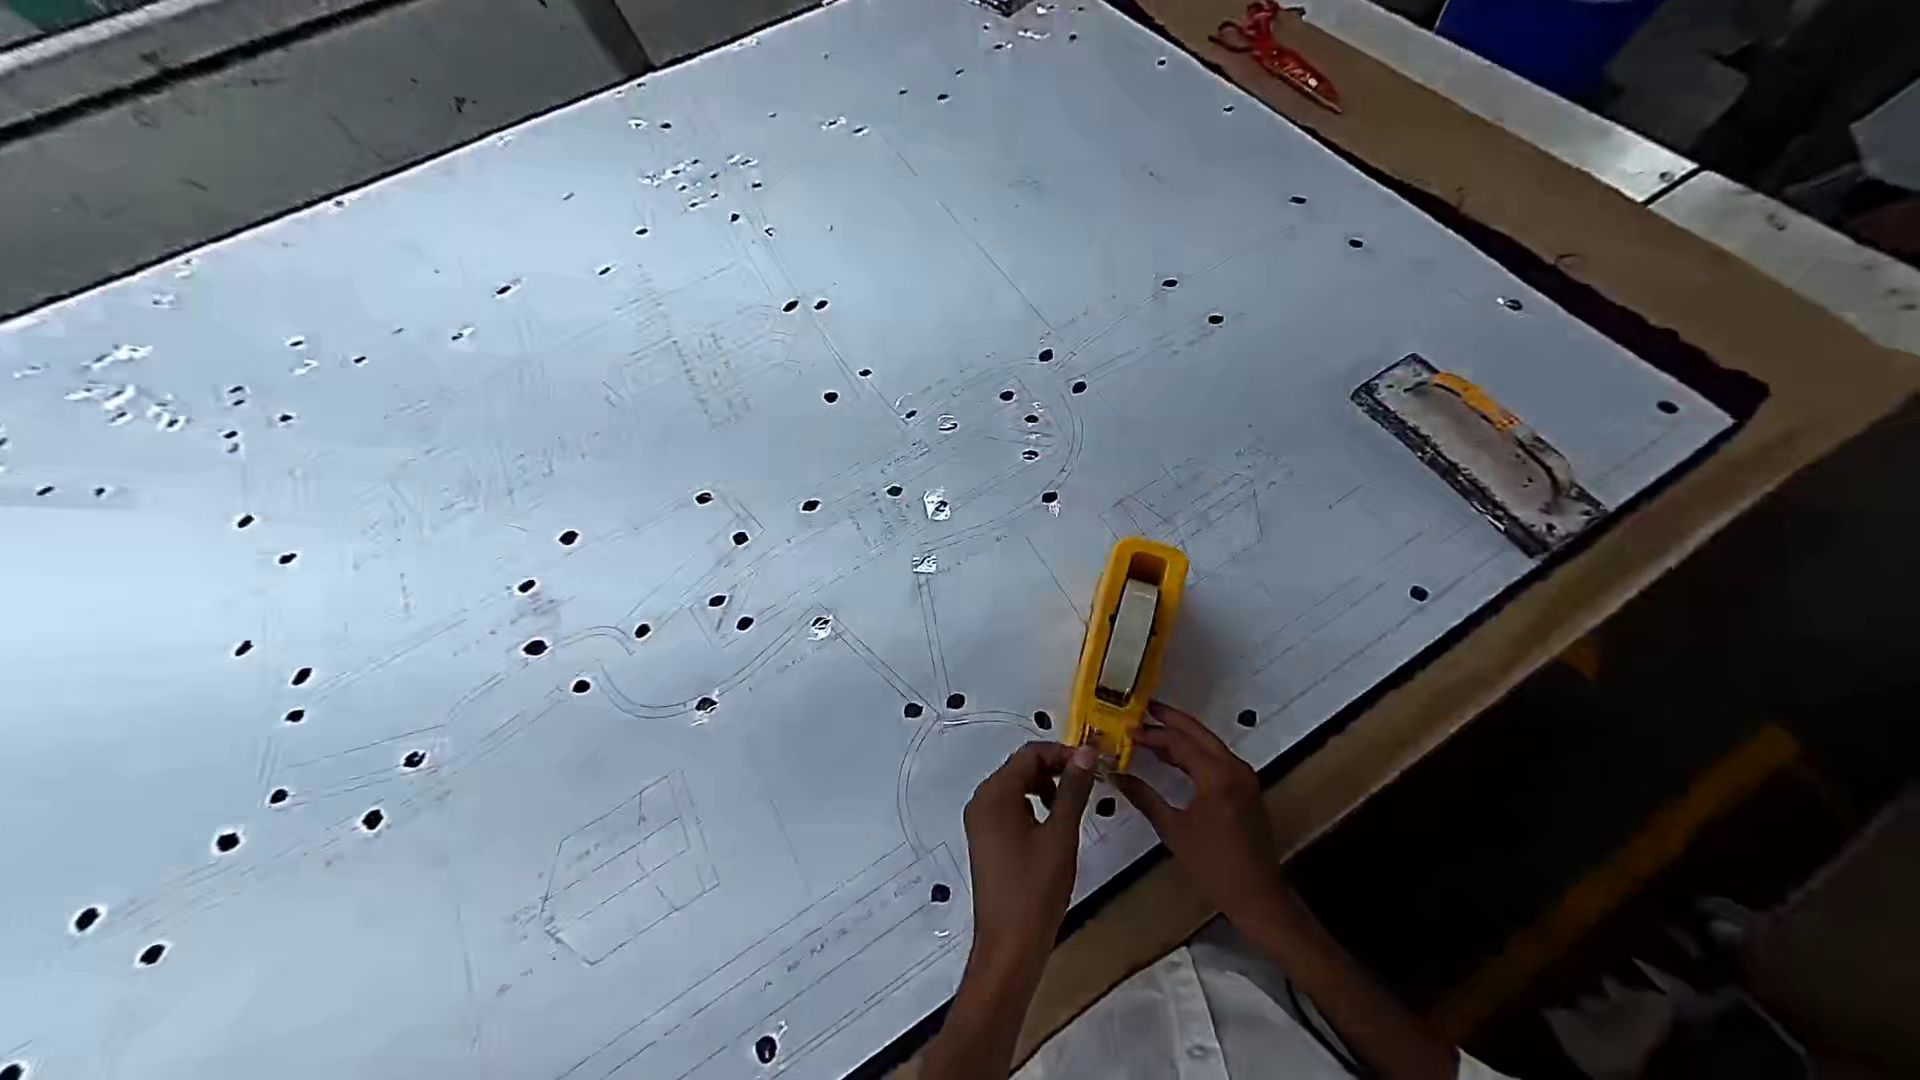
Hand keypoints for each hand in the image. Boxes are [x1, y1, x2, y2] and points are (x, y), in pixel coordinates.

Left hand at [962, 741, 1096, 966]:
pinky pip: (1010, 807)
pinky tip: (1052, 825)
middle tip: (1088, 782)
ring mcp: (980, 821)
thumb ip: (1073, 789)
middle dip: (1054, 769)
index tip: (1093, 764)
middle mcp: (981, 801)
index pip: (1029, 754)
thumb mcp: (1061, 835)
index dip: (1062, 753)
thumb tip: (1086, 751)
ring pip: (1016, 787)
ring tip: (1072, 805)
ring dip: (1045, 787)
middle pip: (1020, 768)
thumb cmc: (1036, 889)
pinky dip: (1032, 805)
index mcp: (994, 794)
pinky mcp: (986, 839)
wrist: (1010, 946)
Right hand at [1112, 701, 1287, 925]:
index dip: (1151, 734)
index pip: (1180, 742)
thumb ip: (1144, 797)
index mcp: (1217, 776)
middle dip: (1170, 720)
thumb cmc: (1213, 864)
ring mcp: (1243, 776)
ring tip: (1151, 731)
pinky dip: (1194, 752)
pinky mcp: (1245, 787)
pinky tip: (1172, 757)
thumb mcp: (1172, 829)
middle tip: (1143, 709)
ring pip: (1208, 743)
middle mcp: (1234, 768)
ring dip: (1182, 736)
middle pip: (1198, 733)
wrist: (1256, 895)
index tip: (1127, 730)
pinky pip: (1216, 758)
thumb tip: (1116, 777)